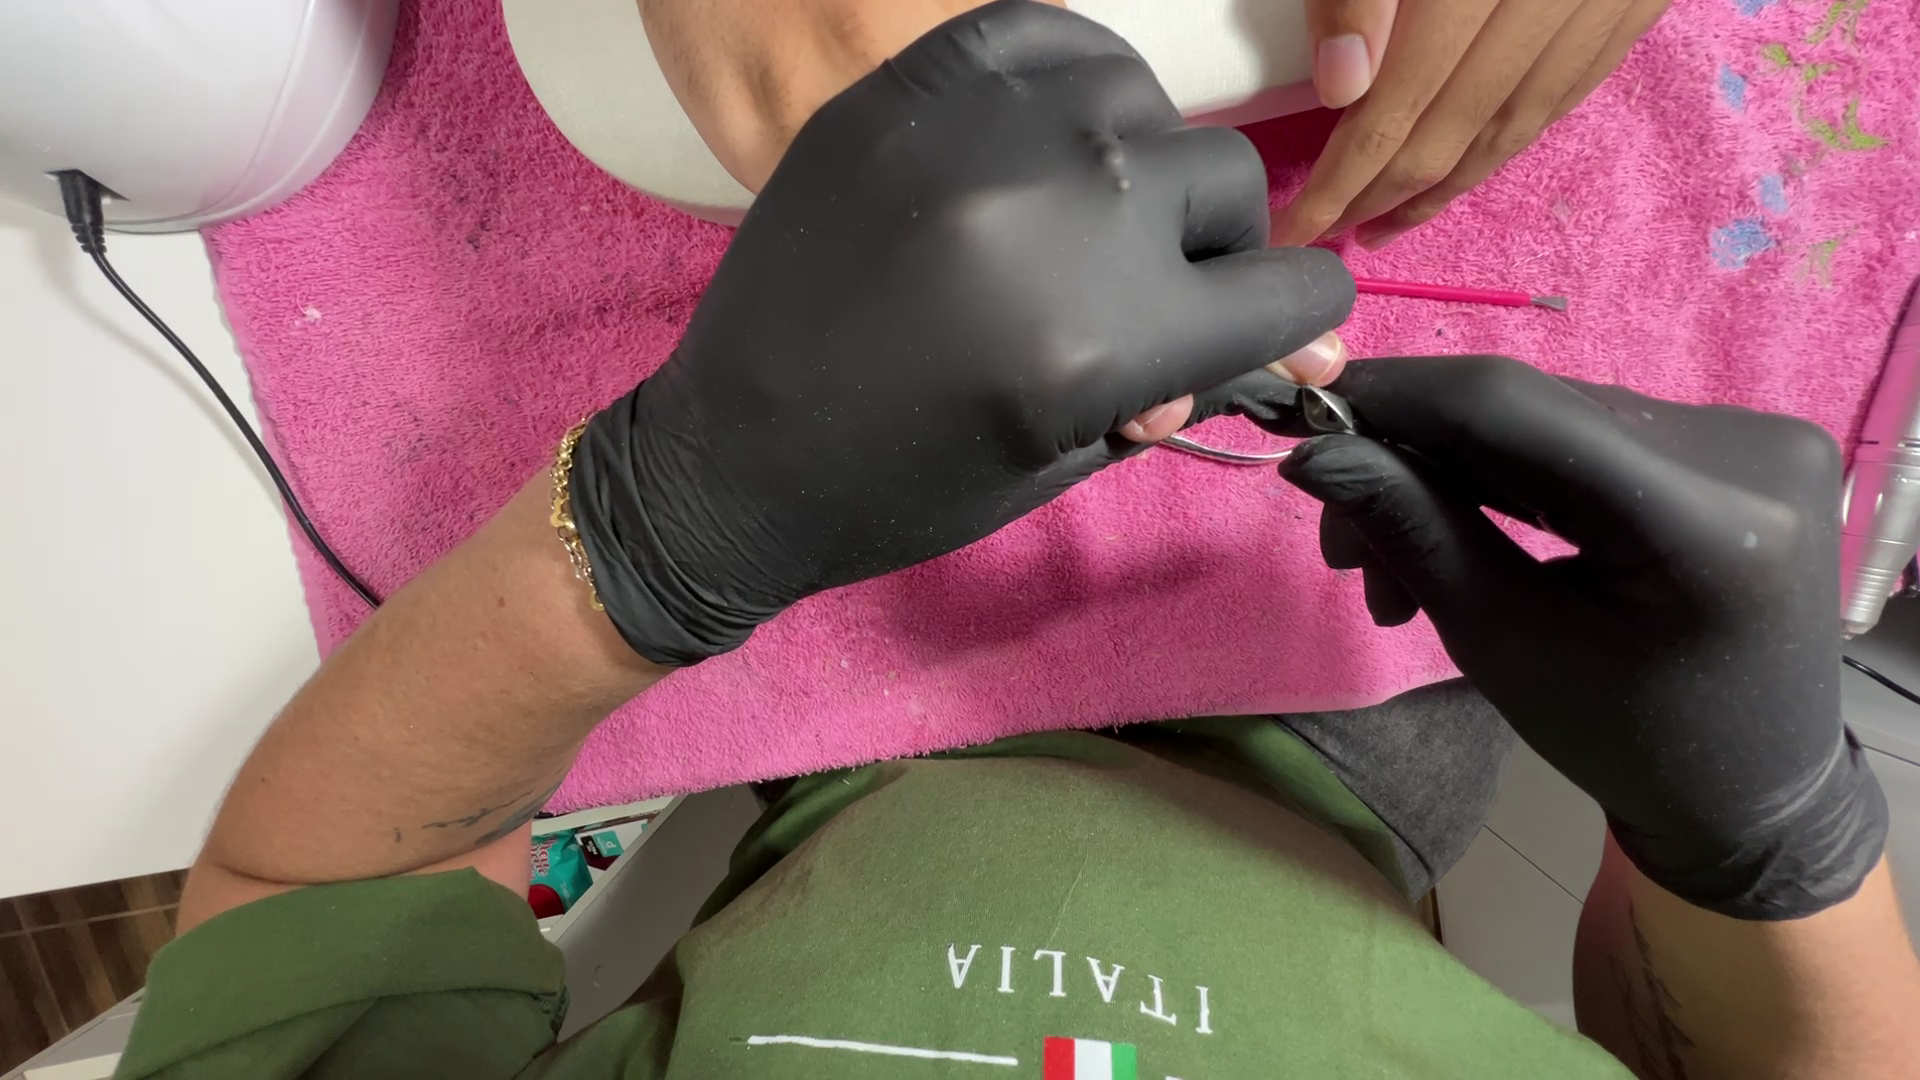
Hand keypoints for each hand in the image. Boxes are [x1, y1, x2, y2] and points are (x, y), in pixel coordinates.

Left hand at [571, 1, 1354, 665]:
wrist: (737, 456)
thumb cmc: (898, 492)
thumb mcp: (1055, 464)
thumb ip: (1174, 388)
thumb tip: (1268, 347)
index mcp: (1103, 345)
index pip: (1290, 293)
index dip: (1295, 323)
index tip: (1270, 335)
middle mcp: (1061, 216)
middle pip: (1232, 189)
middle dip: (1215, 260)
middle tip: (1151, 304)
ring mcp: (979, 133)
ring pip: (1150, 110)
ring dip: (1143, 178)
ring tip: (1080, 236)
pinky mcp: (909, 88)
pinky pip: (1057, 42)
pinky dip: (1074, 97)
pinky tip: (1044, 155)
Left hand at [1274, 0, 1670, 248]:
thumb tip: (1345, 88)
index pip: (1391, 115)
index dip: (1337, 187)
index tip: (1295, 234)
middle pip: (1449, 134)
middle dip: (1378, 199)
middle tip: (1328, 235)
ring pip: (1513, 127)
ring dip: (1441, 191)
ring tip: (1384, 226)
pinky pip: (1569, 91)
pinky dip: (1507, 142)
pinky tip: (1464, 169)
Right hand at [1278, 356, 1885, 918]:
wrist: (1749, 780)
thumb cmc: (1618, 735)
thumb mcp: (1495, 640)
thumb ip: (1407, 530)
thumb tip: (1311, 456)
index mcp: (1701, 515)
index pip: (1504, 407)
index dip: (1387, 397)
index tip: (1296, 410)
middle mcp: (1738, 444)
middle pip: (1511, 411)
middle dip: (1400, 460)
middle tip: (1341, 544)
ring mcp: (1739, 436)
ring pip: (1527, 421)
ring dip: (1434, 479)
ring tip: (1387, 568)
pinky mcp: (1718, 445)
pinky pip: (1561, 438)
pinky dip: (1483, 480)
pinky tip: (1450, 532)